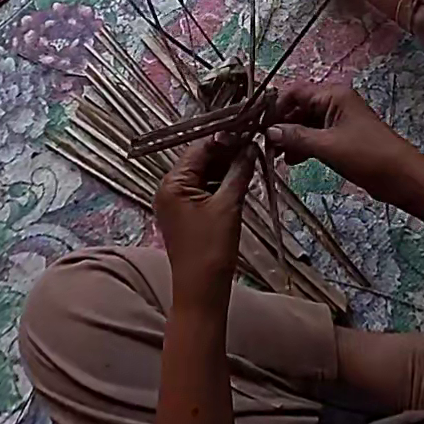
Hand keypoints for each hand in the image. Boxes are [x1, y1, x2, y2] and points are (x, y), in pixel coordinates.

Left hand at [154, 134, 256, 308]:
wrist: (202, 293)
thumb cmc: (211, 249)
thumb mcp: (228, 205)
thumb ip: (239, 171)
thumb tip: (251, 146)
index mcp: (172, 183)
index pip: (200, 147)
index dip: (225, 138)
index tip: (249, 130)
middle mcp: (169, 188)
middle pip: (201, 158)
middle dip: (227, 151)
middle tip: (254, 143)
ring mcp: (177, 201)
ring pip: (205, 172)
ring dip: (226, 165)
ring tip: (252, 156)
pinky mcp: (187, 212)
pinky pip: (205, 187)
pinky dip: (222, 181)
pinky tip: (242, 175)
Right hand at [267, 83, 423, 201]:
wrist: (403, 178)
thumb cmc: (368, 156)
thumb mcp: (328, 147)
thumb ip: (296, 137)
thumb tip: (269, 132)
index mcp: (333, 95)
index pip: (295, 91)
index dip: (275, 106)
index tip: (258, 125)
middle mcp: (334, 102)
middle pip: (298, 106)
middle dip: (281, 123)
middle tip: (264, 143)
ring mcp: (338, 120)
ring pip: (305, 122)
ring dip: (290, 136)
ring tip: (275, 156)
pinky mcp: (341, 137)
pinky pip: (314, 135)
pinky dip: (302, 145)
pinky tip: (291, 160)